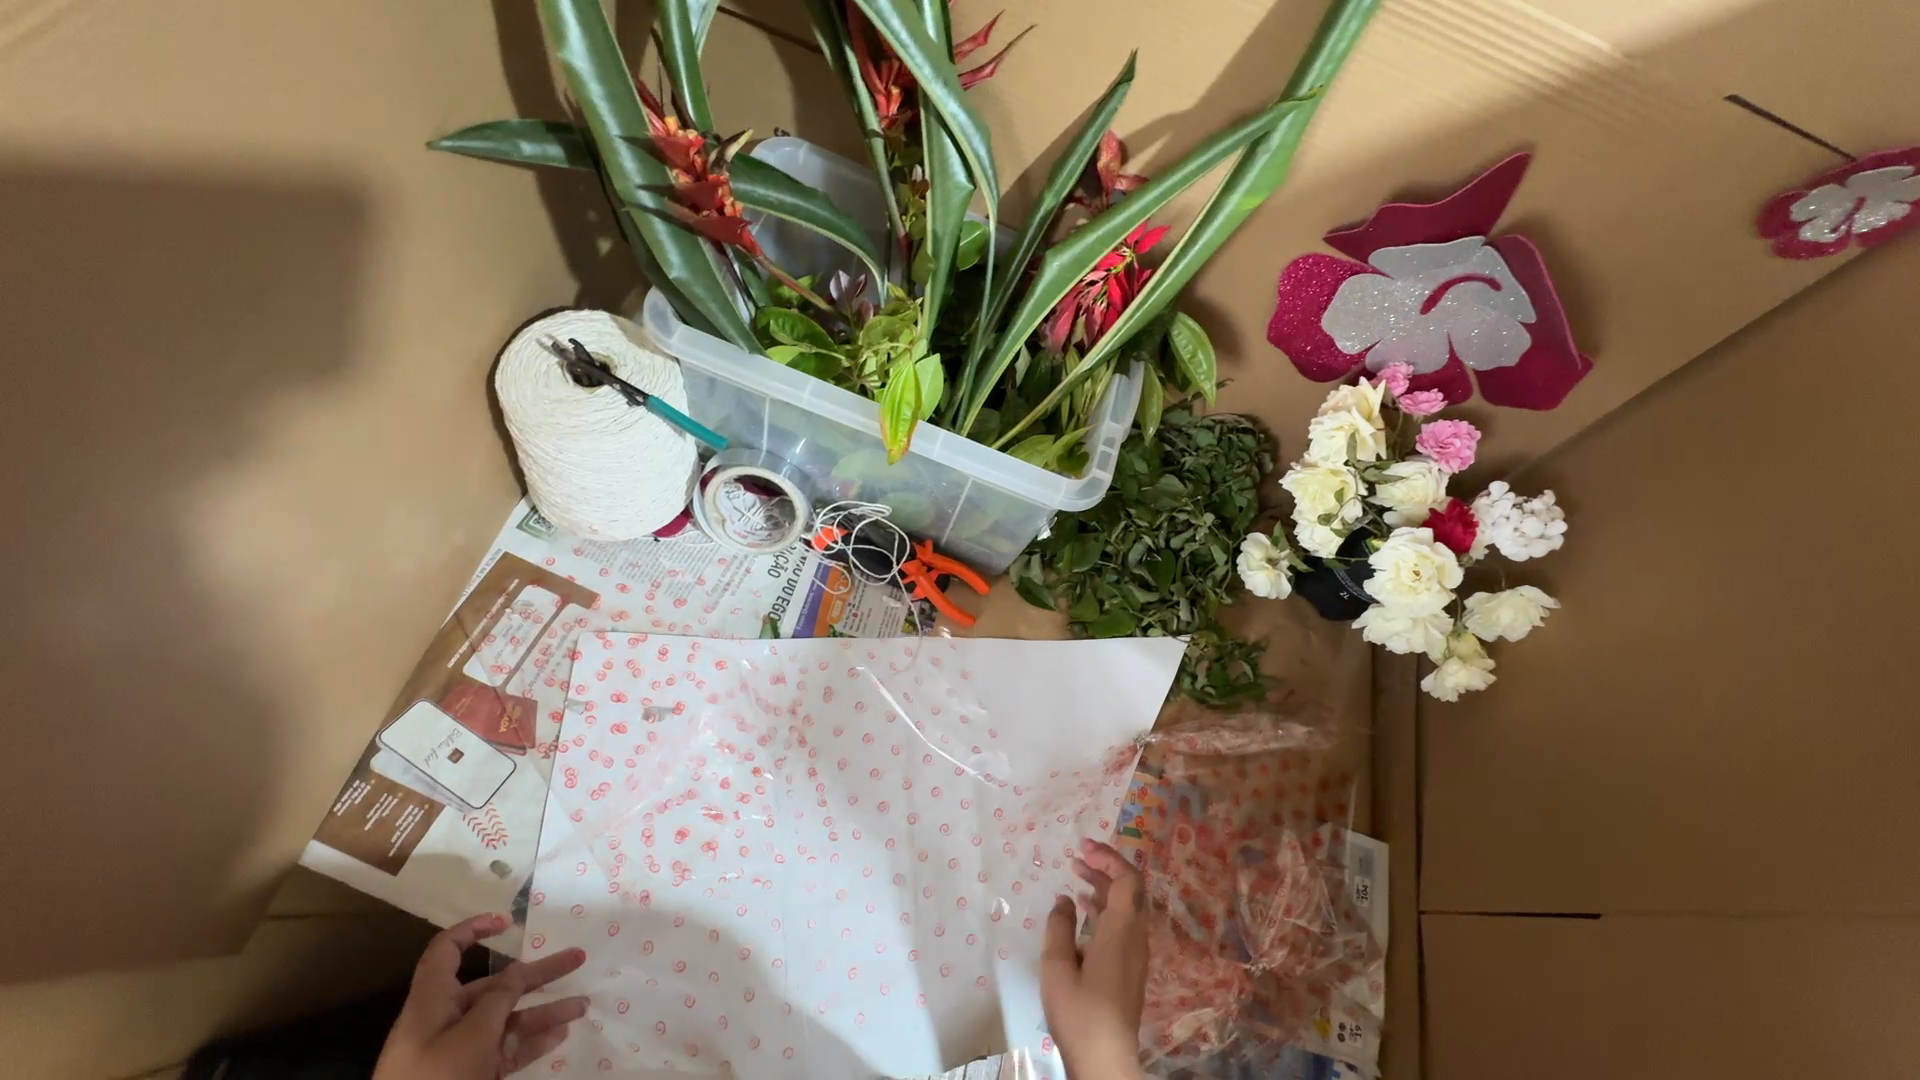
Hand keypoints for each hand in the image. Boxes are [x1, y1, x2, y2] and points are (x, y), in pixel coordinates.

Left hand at [373, 913, 589, 1079]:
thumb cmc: (435, 1078)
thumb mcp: (472, 1035)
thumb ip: (500, 998)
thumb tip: (517, 972)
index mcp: (434, 1001)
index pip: (446, 951)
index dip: (473, 930)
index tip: (508, 923)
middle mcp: (446, 1020)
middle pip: (495, 986)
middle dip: (537, 974)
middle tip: (577, 959)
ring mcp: (458, 1051)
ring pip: (507, 1020)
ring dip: (544, 1012)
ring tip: (582, 1006)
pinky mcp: (469, 1075)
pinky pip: (504, 1050)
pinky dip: (530, 1042)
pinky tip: (560, 1037)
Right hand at [1041, 838, 1149, 1079]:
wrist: (1106, 1061)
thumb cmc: (1080, 1012)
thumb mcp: (1058, 966)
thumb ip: (1059, 926)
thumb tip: (1064, 899)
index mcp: (1122, 930)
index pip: (1126, 879)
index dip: (1108, 857)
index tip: (1083, 846)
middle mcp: (1135, 938)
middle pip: (1129, 891)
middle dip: (1105, 868)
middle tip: (1077, 856)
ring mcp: (1135, 956)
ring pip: (1126, 909)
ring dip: (1104, 888)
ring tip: (1075, 876)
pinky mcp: (1130, 971)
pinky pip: (1123, 926)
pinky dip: (1105, 910)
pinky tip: (1083, 913)